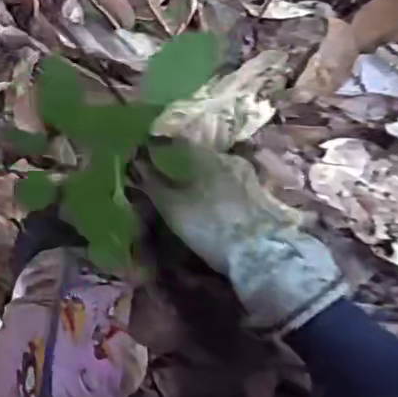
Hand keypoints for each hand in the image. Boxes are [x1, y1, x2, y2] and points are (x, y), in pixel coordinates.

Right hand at [143, 146, 355, 334]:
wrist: (263, 253)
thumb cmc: (210, 224)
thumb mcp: (172, 205)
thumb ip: (152, 183)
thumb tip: (134, 163)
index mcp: (204, 155)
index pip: (175, 143)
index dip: (158, 148)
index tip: (144, 155)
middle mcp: (228, 158)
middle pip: (198, 155)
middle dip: (181, 163)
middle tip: (166, 175)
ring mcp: (249, 177)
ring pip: (217, 171)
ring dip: (202, 178)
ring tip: (189, 192)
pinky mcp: (262, 197)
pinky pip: (231, 187)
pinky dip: (218, 192)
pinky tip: (213, 205)